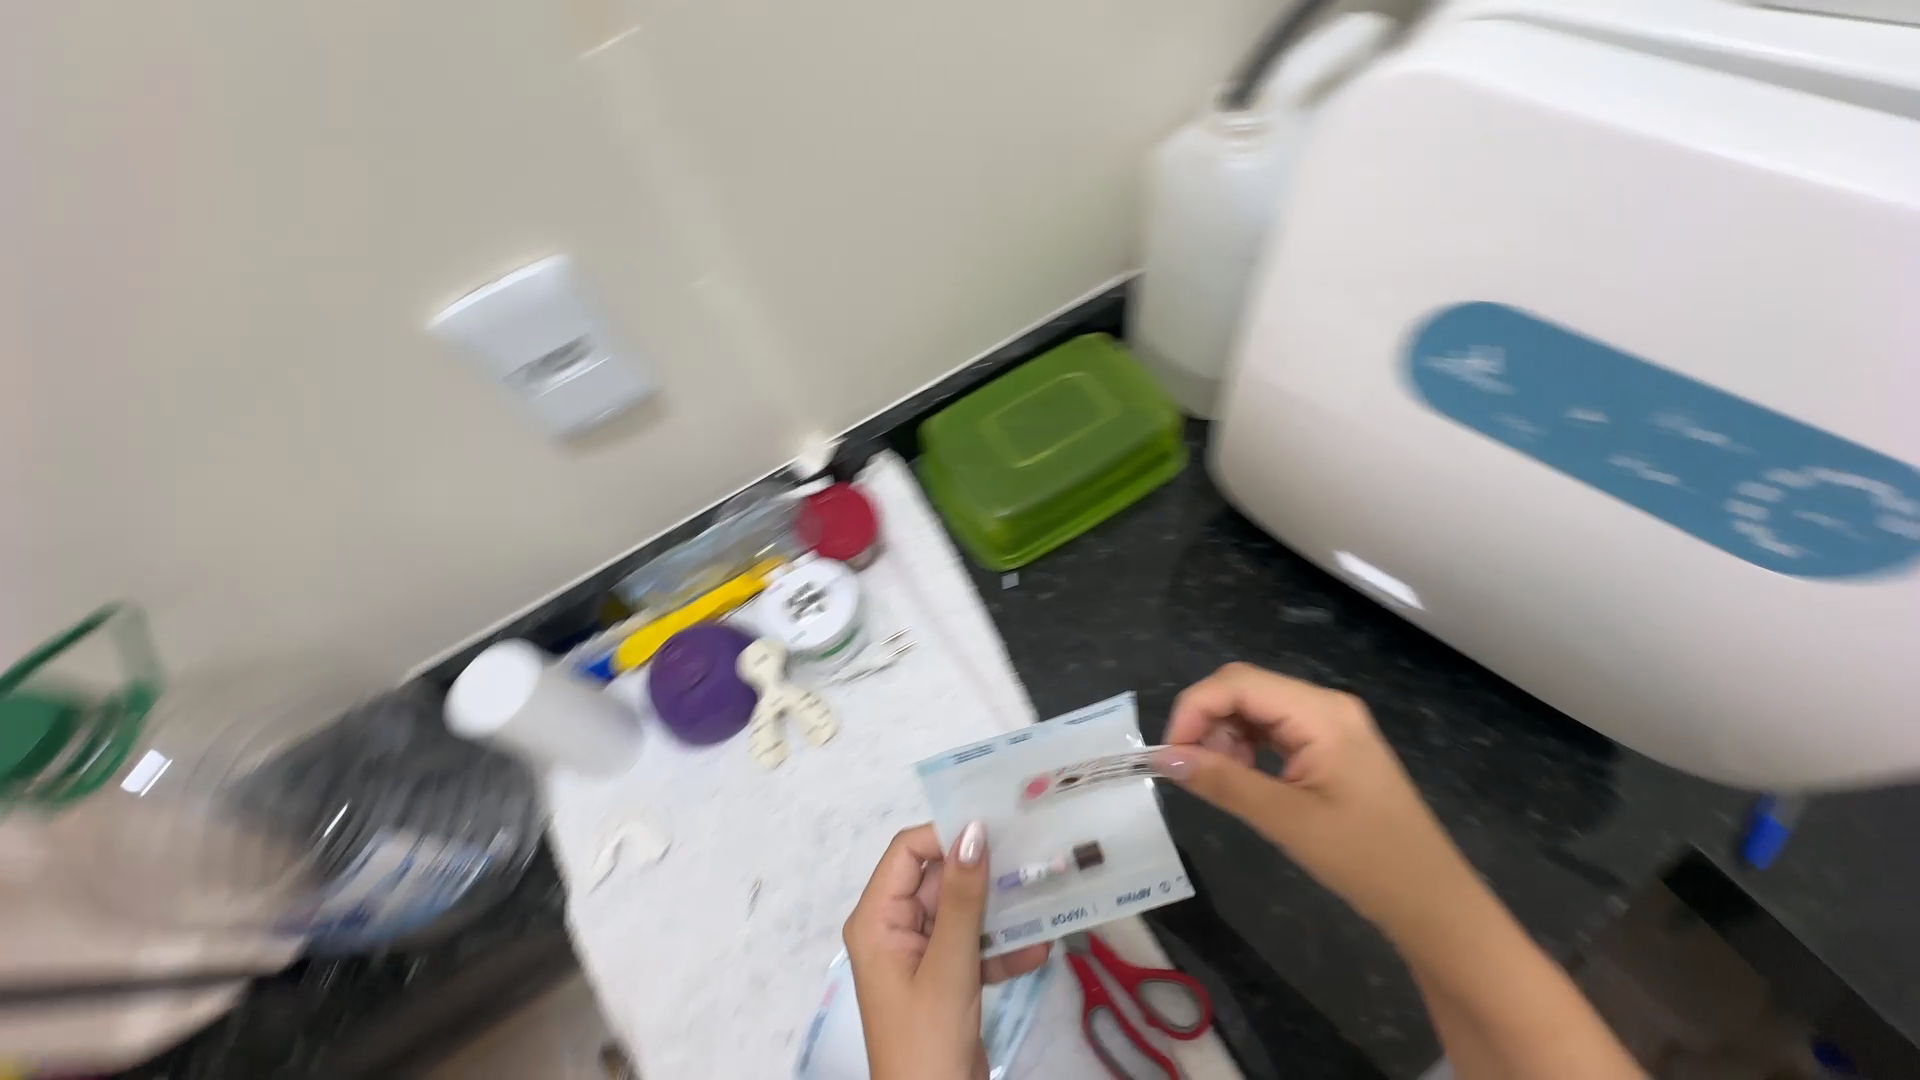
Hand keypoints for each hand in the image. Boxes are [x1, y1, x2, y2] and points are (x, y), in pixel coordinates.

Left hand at [843, 823, 1050, 1079]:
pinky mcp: (944, 976)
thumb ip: (963, 898)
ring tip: (1041, 896)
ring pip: (961, 911)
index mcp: (876, 919)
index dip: (946, 836)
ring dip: (999, 911)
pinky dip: (1001, 948)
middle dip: (983, 873)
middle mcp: (893, 928)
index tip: (994, 829)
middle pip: (938, 879)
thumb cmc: (928, 1037)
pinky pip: (973, 945)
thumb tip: (974, 830)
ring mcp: (920, 953)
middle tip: (1029, 858)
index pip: (907, 852)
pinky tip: (1039, 947)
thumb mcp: (949, 965)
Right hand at [1150, 663, 1475, 930]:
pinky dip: (1246, 749)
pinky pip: (1273, 731)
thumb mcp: (1286, 820)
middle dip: (1207, 722)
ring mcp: (1330, 725)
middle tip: (1191, 769)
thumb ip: (1222, 781)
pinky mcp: (1330, 747)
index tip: (1169, 753)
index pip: (1237, 683)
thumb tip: (1163, 757)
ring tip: (1219, 780)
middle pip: (1245, 689)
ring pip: (1255, 709)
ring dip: (1225, 737)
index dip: (1193, 709)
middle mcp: (1325, 706)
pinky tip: (1242, 779)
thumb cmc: (1366, 859)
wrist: (1434, 904)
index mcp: (1321, 712)